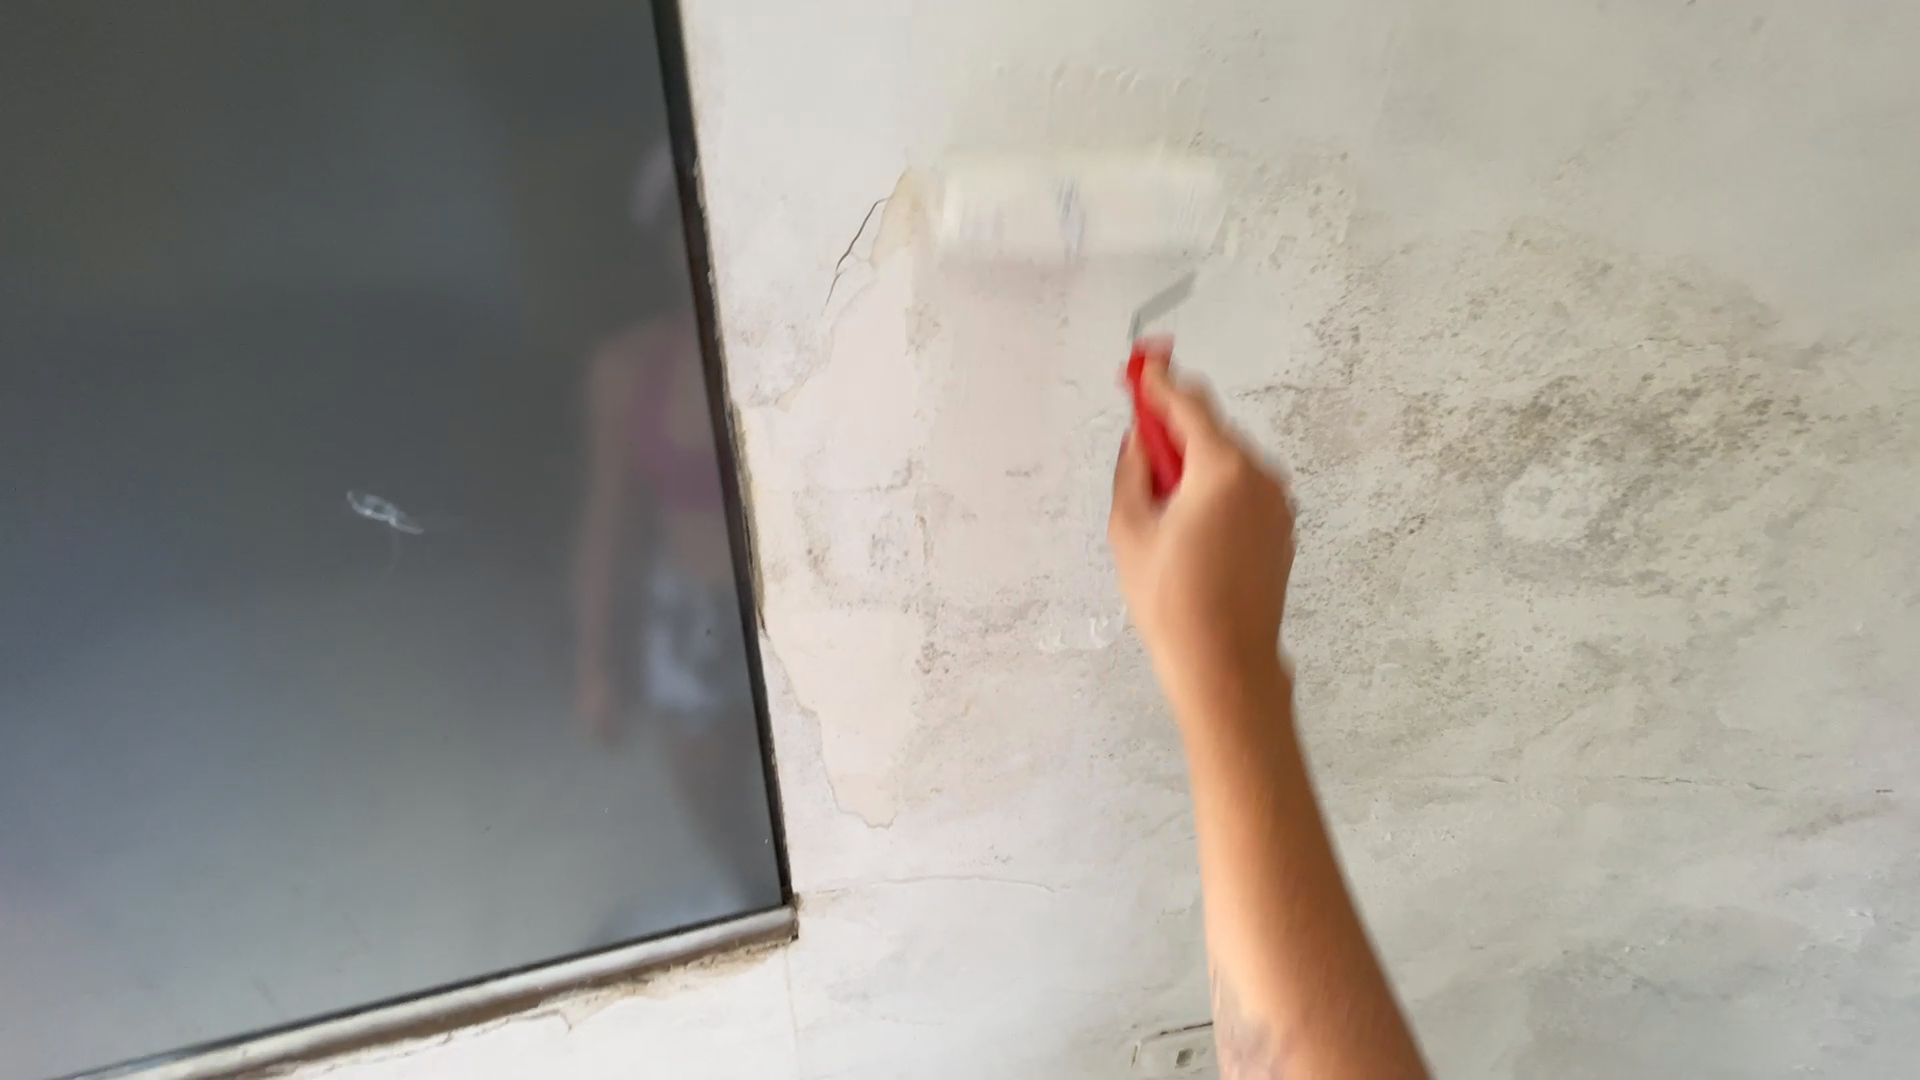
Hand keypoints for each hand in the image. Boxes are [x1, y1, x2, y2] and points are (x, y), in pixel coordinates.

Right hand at [1109, 338, 1295, 708]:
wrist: (1224, 661)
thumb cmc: (1171, 599)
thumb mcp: (1128, 527)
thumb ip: (1132, 468)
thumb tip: (1139, 439)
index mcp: (1222, 469)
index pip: (1188, 406)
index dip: (1159, 382)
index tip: (1143, 362)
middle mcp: (1259, 477)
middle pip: (1209, 432)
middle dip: (1172, 434)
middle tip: (1139, 453)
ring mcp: (1277, 503)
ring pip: (1225, 462)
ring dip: (1191, 466)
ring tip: (1160, 511)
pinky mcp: (1280, 528)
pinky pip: (1241, 489)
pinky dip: (1212, 489)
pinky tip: (1188, 527)